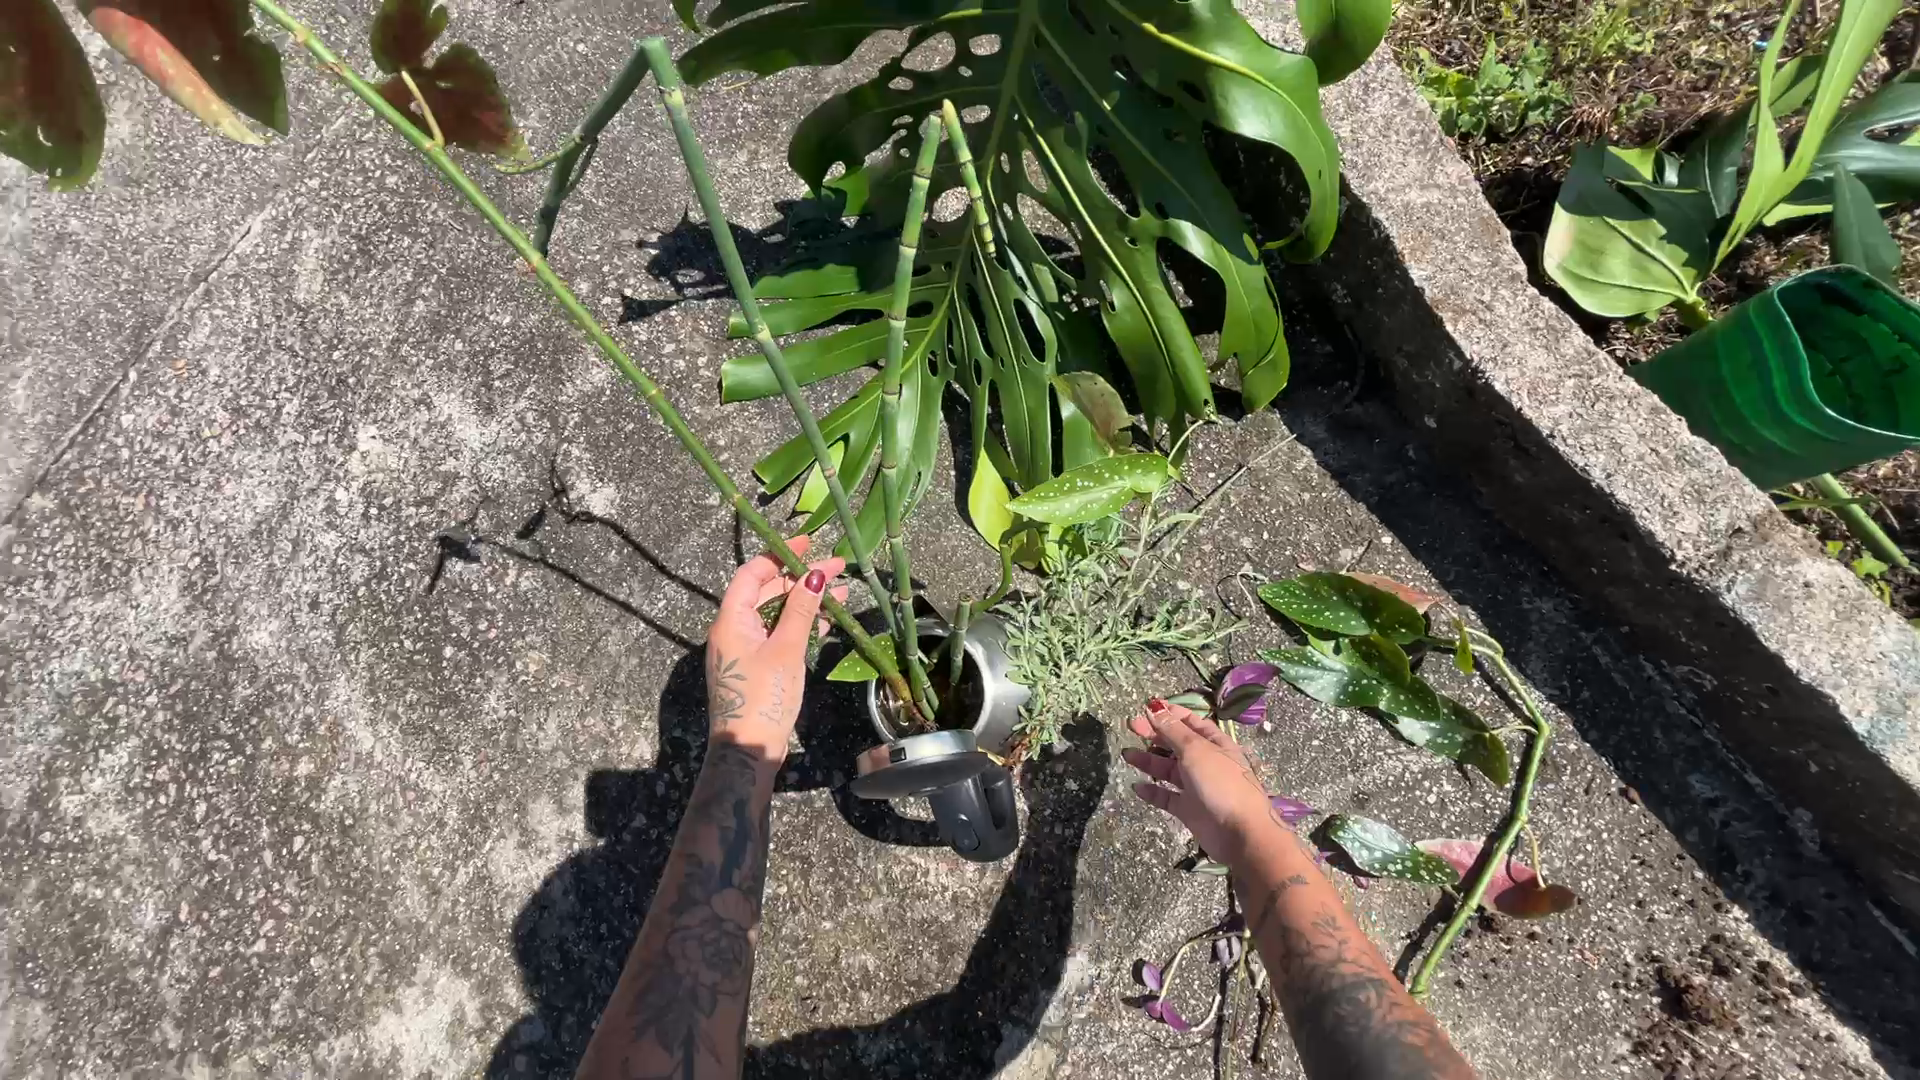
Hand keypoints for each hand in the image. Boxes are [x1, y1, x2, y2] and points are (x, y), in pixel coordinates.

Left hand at [705, 536, 846, 758]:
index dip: (779, 554)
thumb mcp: (787, 650)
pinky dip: (801, 625)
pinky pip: (778, 634)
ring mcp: (744, 650)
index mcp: (731, 620)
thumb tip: (815, 574)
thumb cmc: (765, 697)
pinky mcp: (756, 667)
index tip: (808, 543)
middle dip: (800, 578)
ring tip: (842, 593)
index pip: (752, 574)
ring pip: (776, 614)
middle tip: (836, 568)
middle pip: (767, 591)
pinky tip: (827, 622)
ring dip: (806, 602)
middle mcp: (733, 630)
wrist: (748, 751)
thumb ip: (801, 609)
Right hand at [1123, 699, 1278, 863]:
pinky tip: (1136, 786)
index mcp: (1213, 744)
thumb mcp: (1195, 749)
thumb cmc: (1220, 782)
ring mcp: (1197, 786)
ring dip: (1148, 761)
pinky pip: (1166, 796)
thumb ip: (1172, 729)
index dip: (1170, 713)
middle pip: (1175, 743)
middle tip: (1131, 726)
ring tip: (1127, 754)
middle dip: (1154, 734)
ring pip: (1168, 769)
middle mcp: (1205, 762)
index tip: (1147, 707)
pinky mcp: (1188, 809)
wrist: (1240, 832)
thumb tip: (1153, 708)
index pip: (1190, 722)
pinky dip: (1152, 791)